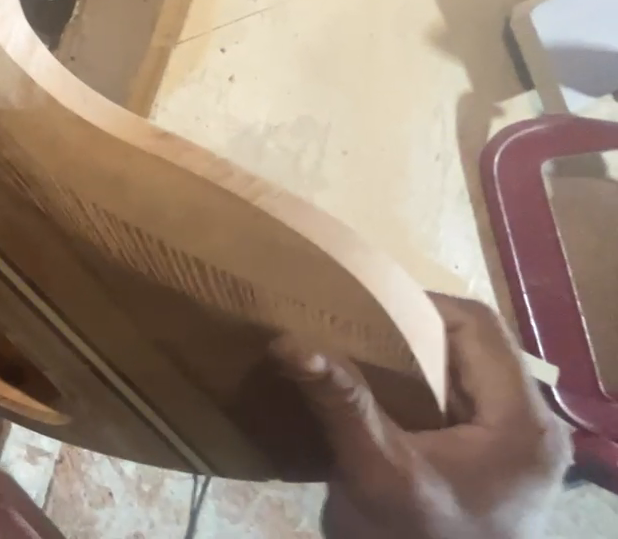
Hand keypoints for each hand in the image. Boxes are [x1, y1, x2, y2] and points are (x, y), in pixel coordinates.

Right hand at [273, 295, 570, 538]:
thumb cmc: (419, 538)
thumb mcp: (377, 472)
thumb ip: (342, 404)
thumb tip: (290, 340)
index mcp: (523, 424)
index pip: (476, 325)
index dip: (413, 302)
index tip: (349, 302)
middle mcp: (528, 425)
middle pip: (468, 341)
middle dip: (399, 324)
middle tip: (336, 320)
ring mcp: (508, 442)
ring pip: (456, 364)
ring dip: (398, 350)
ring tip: (340, 345)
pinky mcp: (483, 454)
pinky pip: (446, 392)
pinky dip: (402, 376)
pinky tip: (359, 384)